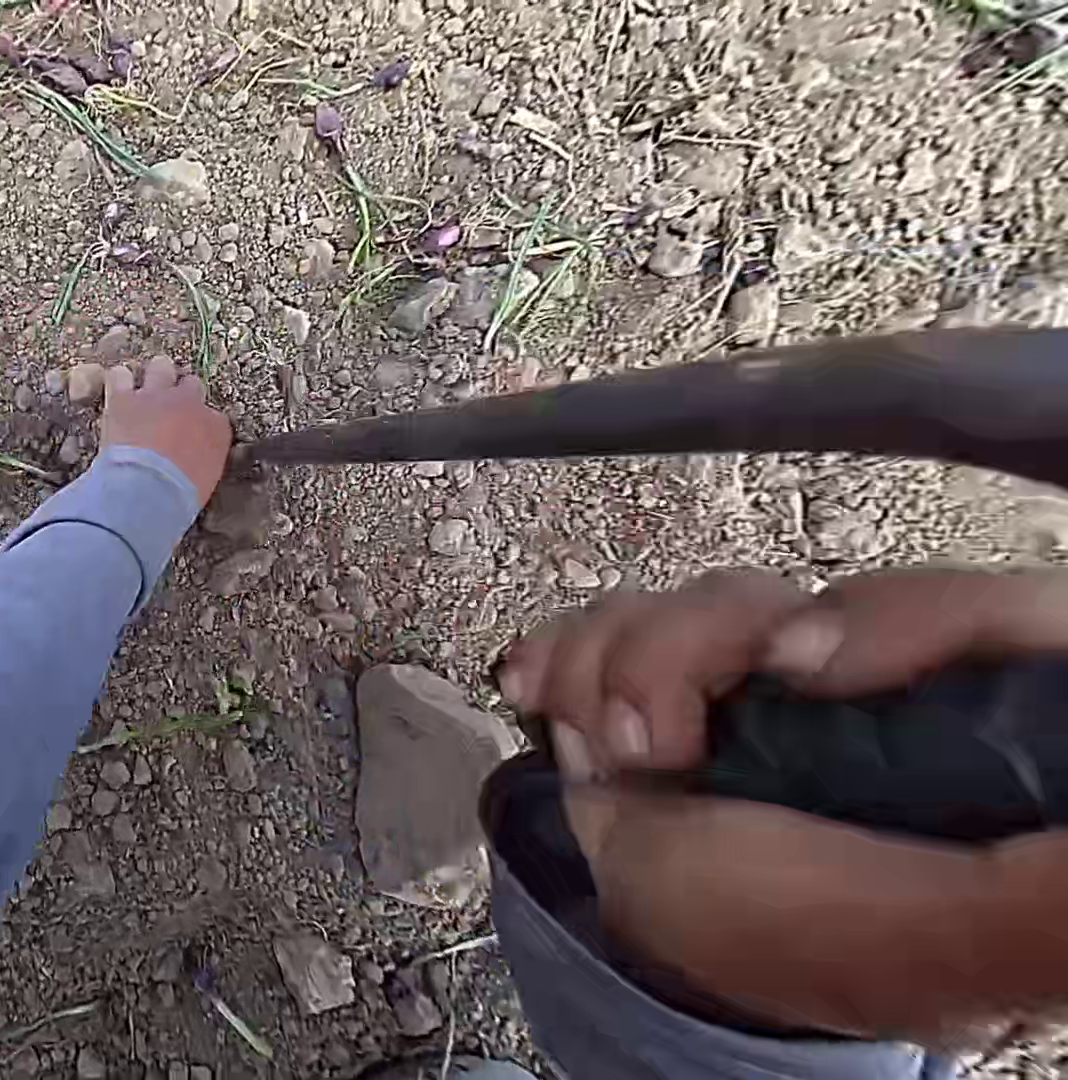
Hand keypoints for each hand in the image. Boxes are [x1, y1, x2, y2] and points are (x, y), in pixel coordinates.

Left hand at [99, 357, 231, 505]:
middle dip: (180, 393)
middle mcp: (190, 404)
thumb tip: (191, 463)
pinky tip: (117, 391)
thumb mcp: (204, 481)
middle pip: (190, 384)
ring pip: (160, 368)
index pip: (213, 416)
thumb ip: (202, 462)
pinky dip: (119, 382)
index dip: (198, 423)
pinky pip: (121, 375)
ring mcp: (157, 396)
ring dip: (154, 377)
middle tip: (168, 408)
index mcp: (216, 428)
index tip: (189, 434)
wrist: (149, 487)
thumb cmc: (179, 494)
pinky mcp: (125, 398)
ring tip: (144, 392)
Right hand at [498, 567, 1067, 1042]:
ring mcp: (725, 661)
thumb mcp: (932, 928)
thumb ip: (1044, 890)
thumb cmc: (779, 934)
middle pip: (755, 600)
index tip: (792, 667)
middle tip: (645, 751)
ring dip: (595, 677)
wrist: (625, 909)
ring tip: (596, 756)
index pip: (972, 612)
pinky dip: (551, 658)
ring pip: (655, 604)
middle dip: (665, 668)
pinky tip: (533, 696)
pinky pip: (587, 618)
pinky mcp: (641, 658)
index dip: (883, 616)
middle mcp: (836, 678)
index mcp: (944, 729)